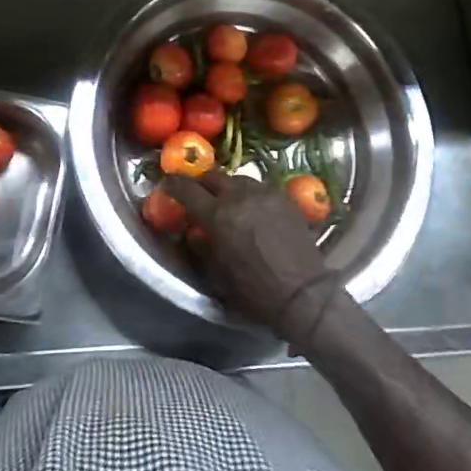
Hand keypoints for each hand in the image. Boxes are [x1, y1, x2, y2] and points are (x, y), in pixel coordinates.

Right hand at [161, 171, 337, 340]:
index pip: (187, 189)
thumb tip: (193, 230)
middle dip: (202, 183)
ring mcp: (265, 193)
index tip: (167, 185)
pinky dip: (249, 194)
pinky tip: (252, 209)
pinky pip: (260, 187)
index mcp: (217, 215)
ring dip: (227, 188)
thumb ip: (201, 245)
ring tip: (227, 202)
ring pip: (238, 179)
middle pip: (213, 176)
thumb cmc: (254, 290)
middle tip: (198, 194)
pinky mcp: (284, 198)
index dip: (173, 185)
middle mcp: (239, 196)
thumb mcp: (217, 273)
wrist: (302, 293)